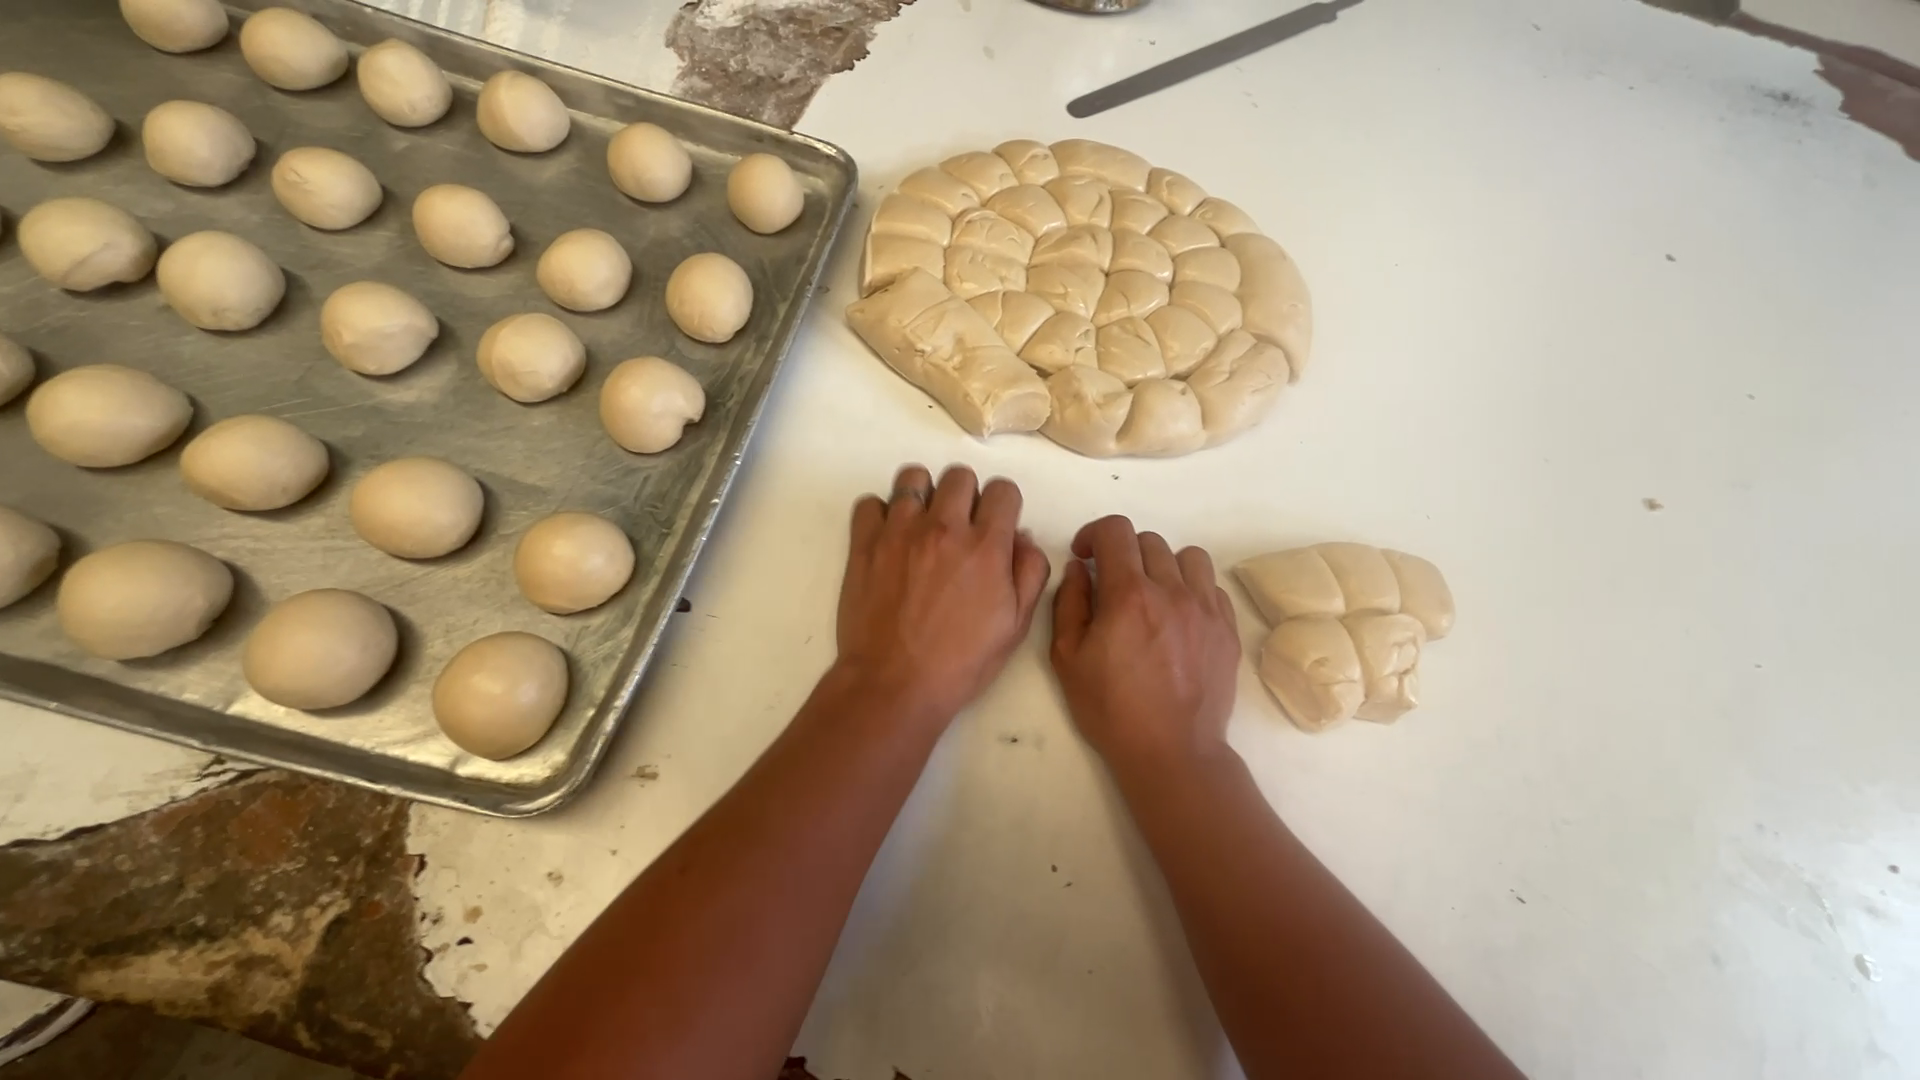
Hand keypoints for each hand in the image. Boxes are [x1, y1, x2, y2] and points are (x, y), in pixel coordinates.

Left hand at [836, 465, 1050, 722]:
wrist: (894, 684)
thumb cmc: (961, 662)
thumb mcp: (1015, 626)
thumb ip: (1029, 573)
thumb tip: (1022, 537)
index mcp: (986, 546)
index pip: (1003, 490)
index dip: (1004, 506)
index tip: (995, 526)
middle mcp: (944, 527)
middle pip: (959, 476)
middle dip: (966, 495)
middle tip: (960, 527)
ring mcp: (899, 531)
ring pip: (913, 477)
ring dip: (923, 495)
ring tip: (921, 525)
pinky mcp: (864, 543)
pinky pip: (870, 502)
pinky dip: (880, 513)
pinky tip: (888, 538)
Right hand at [1050, 515, 1241, 771]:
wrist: (1172, 750)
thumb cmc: (1111, 708)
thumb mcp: (1068, 658)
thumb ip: (1070, 603)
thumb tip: (1079, 568)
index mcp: (1128, 594)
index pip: (1115, 531)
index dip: (1094, 534)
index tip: (1085, 554)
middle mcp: (1172, 591)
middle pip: (1149, 541)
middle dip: (1123, 553)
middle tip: (1112, 583)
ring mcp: (1206, 609)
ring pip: (1188, 556)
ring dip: (1163, 564)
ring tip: (1152, 593)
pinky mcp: (1227, 629)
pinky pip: (1212, 586)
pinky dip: (1191, 589)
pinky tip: (1178, 616)